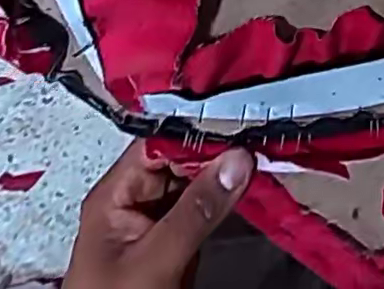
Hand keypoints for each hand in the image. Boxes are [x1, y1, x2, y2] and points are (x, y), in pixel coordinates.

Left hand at [66, 140, 254, 288]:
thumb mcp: (154, 263)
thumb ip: (197, 210)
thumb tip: (240, 156)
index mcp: (116, 194)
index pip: (162, 140)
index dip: (201, 126)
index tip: (243, 120)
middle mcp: (138, 196)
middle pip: (184, 154)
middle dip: (223, 144)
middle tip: (262, 134)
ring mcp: (160, 216)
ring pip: (201, 175)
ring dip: (231, 165)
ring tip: (266, 147)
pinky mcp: (180, 234)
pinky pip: (209, 199)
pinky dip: (232, 189)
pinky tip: (256, 177)